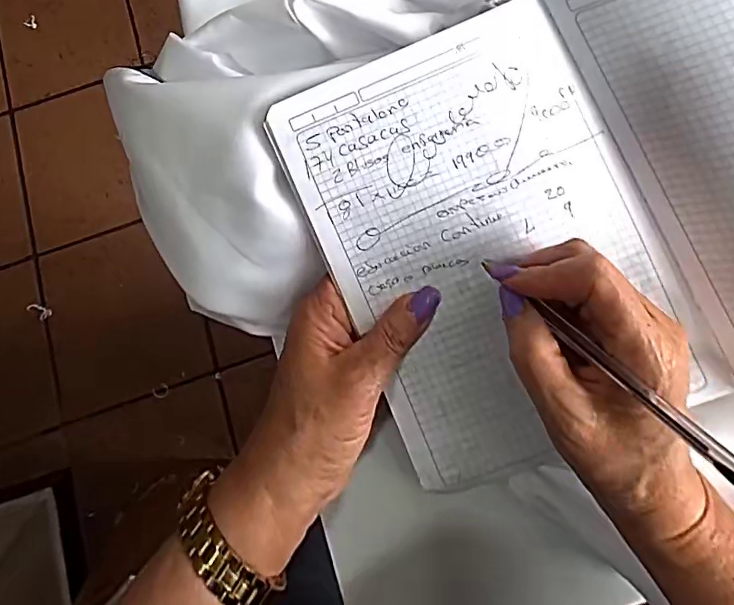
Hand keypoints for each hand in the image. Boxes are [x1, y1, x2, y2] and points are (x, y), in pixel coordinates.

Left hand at [209, 278, 439, 575]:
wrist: (288, 488)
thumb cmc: (304, 436)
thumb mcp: (357, 379)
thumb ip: (393, 336)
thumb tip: (423, 299)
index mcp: (319, 313)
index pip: (357, 267)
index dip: (390, 255)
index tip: (424, 246)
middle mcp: (328, 324)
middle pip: (372, 291)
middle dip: (405, 285)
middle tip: (445, 270)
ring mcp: (342, 348)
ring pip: (381, 318)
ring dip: (407, 315)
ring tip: (445, 298)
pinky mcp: (353, 371)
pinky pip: (384, 344)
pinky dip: (404, 342)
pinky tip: (429, 338)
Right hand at [490, 240, 707, 541]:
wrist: (653, 485)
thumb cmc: (617, 461)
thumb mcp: (562, 414)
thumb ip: (532, 351)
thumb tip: (513, 299)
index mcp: (644, 348)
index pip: (595, 278)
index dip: (545, 272)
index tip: (508, 282)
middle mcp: (656, 325)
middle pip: (592, 265)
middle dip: (542, 270)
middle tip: (507, 289)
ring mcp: (650, 320)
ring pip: (590, 272)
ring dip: (550, 281)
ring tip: (527, 311)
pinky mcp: (637, 321)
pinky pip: (594, 288)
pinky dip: (562, 293)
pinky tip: (548, 321)